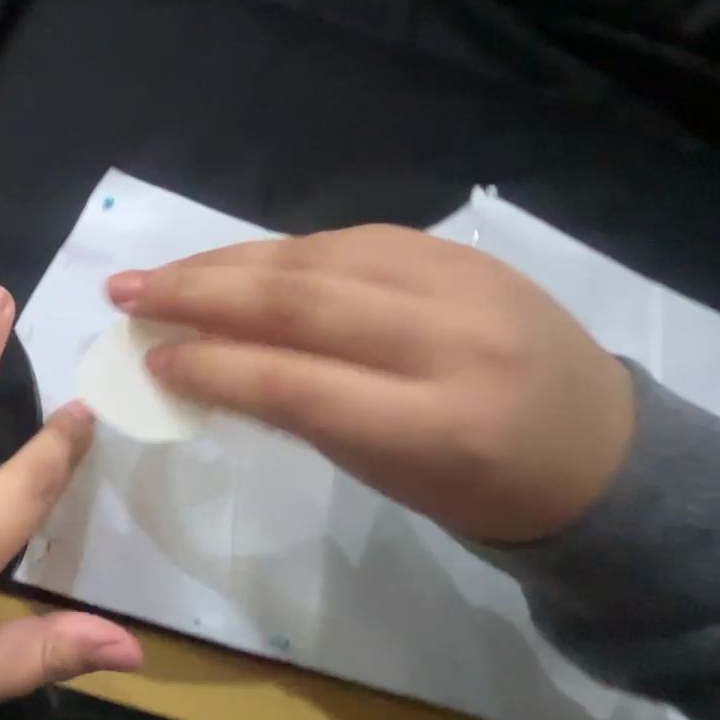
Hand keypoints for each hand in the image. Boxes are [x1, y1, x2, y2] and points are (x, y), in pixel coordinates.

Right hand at [106, 226, 634, 543]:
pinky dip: (268, 253)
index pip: (298, 382)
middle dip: (195, 291)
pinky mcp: (451, 248)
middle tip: (123, 291)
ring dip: (218, 263)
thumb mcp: (376, 466)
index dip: (211, 366)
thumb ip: (286, 404)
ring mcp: (460, 281)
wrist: (596, 445)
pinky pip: (335, 240)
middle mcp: (456, 340)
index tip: (149, 358)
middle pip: (298, 301)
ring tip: (157, 274)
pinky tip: (226, 264)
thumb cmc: (468, 479)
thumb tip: (189, 357)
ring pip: (309, 256)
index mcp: (443, 425)